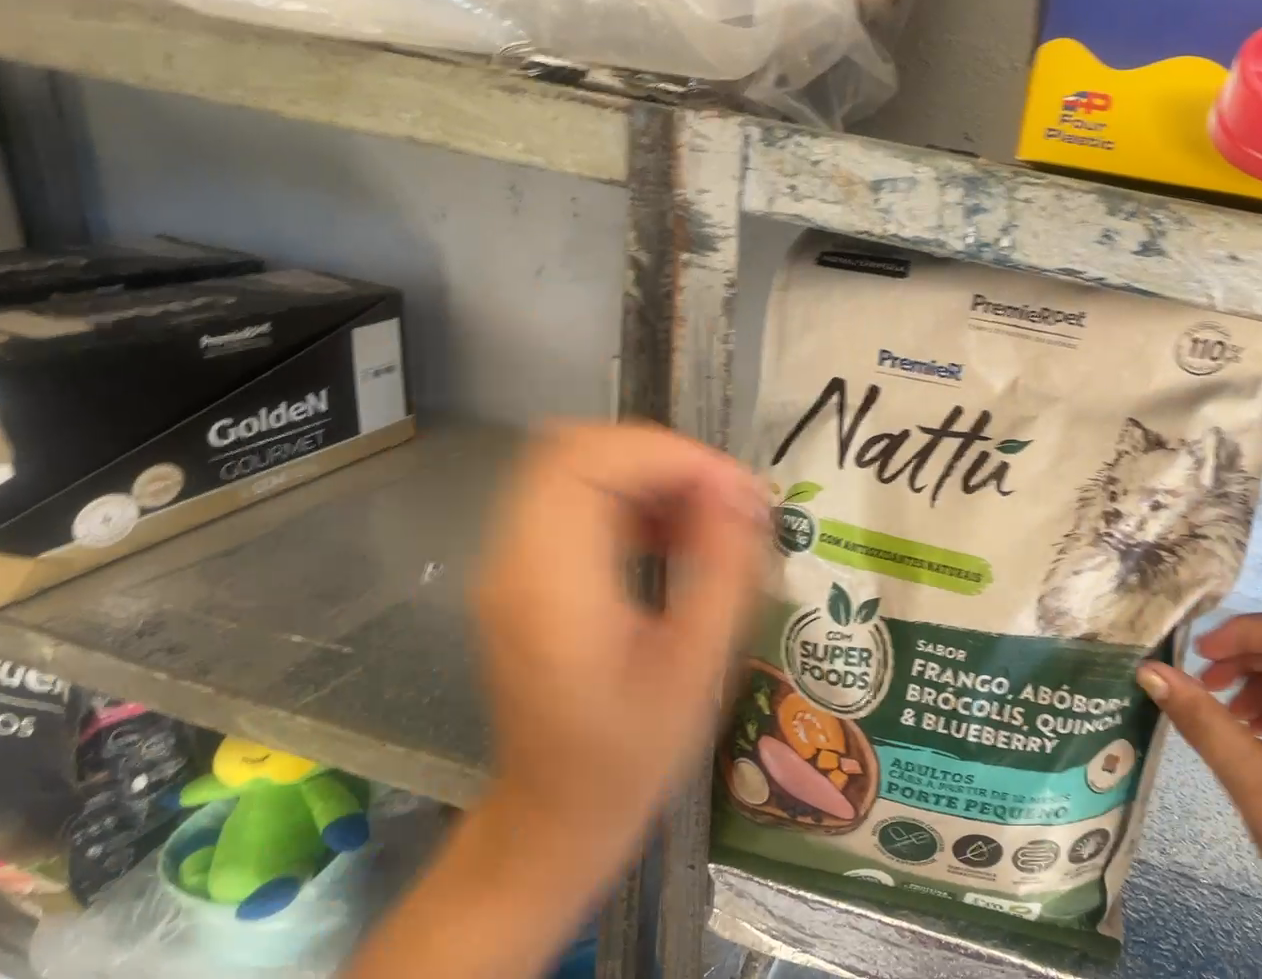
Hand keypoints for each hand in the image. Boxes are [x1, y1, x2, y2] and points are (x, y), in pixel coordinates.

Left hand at [470, 423, 767, 848]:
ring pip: (576, 467)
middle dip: (665, 457)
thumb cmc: (630, 760)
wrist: (554, 820)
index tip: (739, 492)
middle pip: (576, 448)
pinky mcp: (527, 573)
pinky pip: (576, 500)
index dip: (673, 456)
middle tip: (730, 498)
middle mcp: (515, 559)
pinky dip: (634, 498)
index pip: (590, 461)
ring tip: (714, 517)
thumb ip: (722, 571)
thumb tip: (743, 495)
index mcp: (550, 584)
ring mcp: (513, 563)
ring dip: (652, 474)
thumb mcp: (696, 670)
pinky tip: (678, 537)